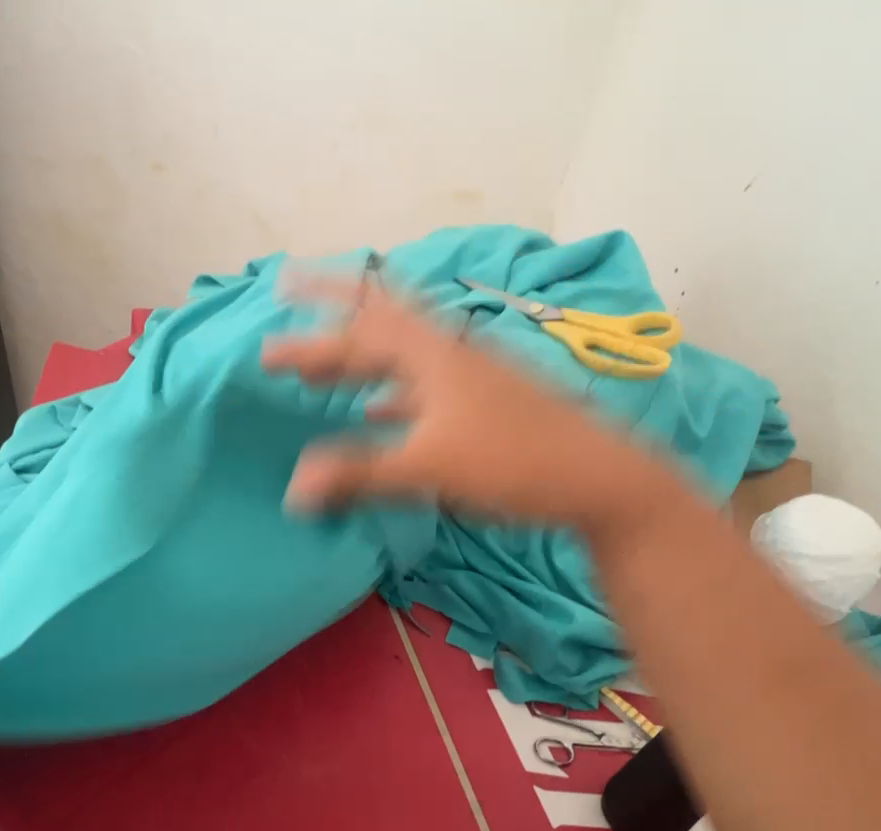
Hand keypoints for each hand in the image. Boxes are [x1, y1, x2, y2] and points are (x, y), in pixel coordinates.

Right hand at [263, 278, 675, 534]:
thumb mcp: (430, 468)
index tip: (277, 289)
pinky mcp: (486, 400)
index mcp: (433, 354)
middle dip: (331, 329)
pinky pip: (422, 386)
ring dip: (359, 361)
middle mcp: (450, 352)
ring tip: (322, 374)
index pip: (361, 322)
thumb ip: (360, 475)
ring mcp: (472, 374)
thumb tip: (294, 489)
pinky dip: (390, 393)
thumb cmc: (514, 464)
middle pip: (380, 327)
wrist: (603, 478)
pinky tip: (377, 412)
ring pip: (402, 356)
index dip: (315, 312)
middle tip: (290, 331)